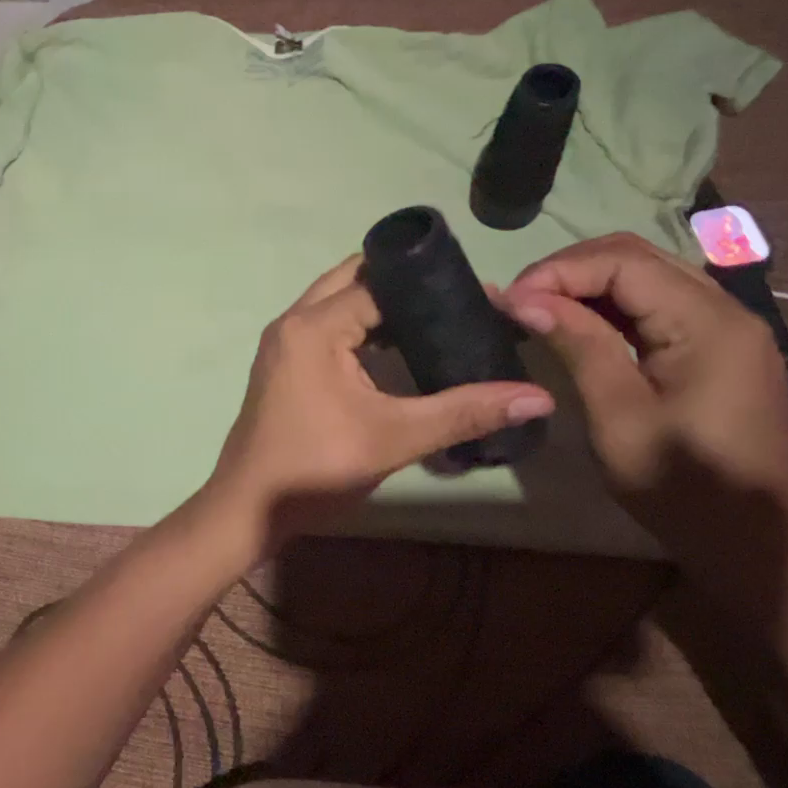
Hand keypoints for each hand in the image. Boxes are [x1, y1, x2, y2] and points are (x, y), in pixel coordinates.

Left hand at [206, 255, 555, 550]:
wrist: (249, 507)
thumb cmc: (316, 467)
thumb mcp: (395, 437)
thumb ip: (465, 412)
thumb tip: (539, 397)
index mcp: (313, 326)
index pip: (380, 283)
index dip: (432, 288)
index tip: (481, 298)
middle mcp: (292, 322)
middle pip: (354, 280)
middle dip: (404, 286)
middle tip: (458, 305)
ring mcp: (282, 343)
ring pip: (336, 302)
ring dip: (380, 306)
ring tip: (436, 324)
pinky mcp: (282, 364)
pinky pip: (325, 326)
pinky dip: (359, 328)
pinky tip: (396, 353)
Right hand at [500, 233, 787, 557]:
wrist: (751, 541)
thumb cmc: (680, 486)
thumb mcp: (618, 417)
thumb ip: (578, 346)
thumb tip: (523, 299)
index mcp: (709, 324)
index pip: (624, 263)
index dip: (559, 271)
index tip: (508, 300)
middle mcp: (726, 310)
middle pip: (639, 257)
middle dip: (570, 269)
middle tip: (519, 301)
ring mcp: (728, 327)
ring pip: (649, 274)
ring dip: (589, 283)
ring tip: (540, 309)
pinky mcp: (721, 347)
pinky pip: (661, 303)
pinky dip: (614, 304)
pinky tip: (579, 324)